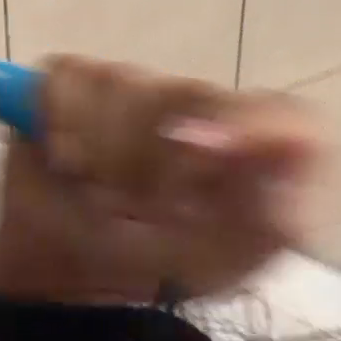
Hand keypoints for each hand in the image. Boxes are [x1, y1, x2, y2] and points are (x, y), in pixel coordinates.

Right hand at [0, 56, 322, 302]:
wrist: (69, 258)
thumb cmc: (156, 261)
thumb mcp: (224, 261)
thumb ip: (267, 215)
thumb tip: (283, 148)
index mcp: (253, 152)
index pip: (280, 113)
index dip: (245, 125)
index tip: (202, 155)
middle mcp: (194, 107)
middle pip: (178, 92)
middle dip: (145, 157)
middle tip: (136, 206)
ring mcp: (126, 86)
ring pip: (112, 82)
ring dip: (96, 149)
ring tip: (97, 188)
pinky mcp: (65, 80)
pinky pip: (61, 79)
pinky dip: (56, 123)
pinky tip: (65, 159)